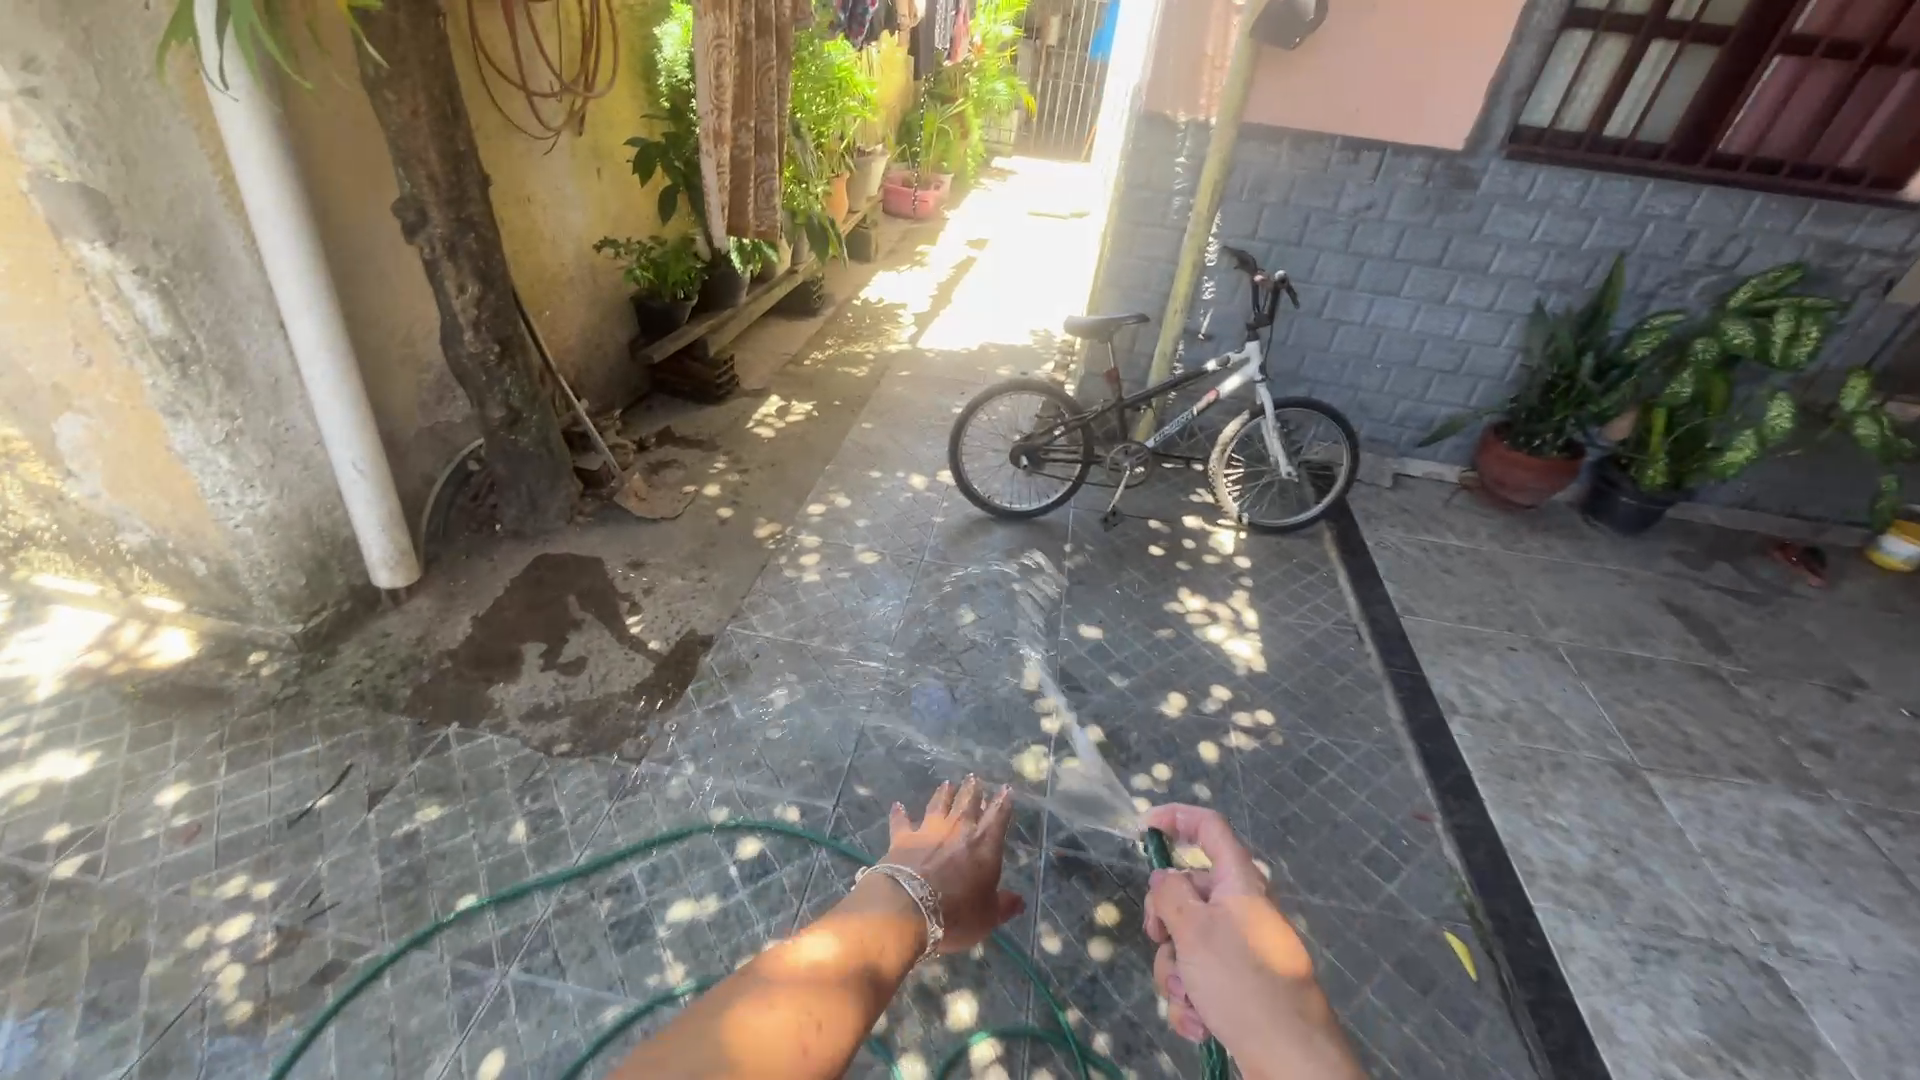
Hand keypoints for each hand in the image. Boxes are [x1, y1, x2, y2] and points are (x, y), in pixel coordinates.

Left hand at [882, 776, 1025, 952]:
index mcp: (984, 845)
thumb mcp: (987, 916)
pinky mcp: (903, 838)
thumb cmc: (956, 914)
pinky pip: (901, 821)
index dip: (1003, 802)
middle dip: (973, 790)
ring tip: (947, 783)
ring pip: (938, 805)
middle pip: (967, 803)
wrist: (908, 908)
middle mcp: (958, 830)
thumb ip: (1004, 905)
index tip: (1006, 789)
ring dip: (944, 794)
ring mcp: (929, 830)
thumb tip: (1020, 901)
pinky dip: (899, 813)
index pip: (998, 817)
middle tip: (975, 777)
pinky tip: (897, 805)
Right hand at [1143, 805, 1358, 1077]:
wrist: (1292, 1061)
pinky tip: (1200, 1025)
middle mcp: (1241, 910)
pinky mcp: (1240, 988)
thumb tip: (1163, 878)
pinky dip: (1192, 1001)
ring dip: (1176, 973)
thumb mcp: (1194, 929)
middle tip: (1160, 940)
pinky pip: (1200, 979)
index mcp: (1239, 882)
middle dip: (1165, 922)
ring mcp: (1241, 950)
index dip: (1175, 818)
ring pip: (1187, 942)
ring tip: (1190, 1000)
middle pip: (1187, 893)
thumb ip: (1169, 894)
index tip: (1142, 829)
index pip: (1208, 827)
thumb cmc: (1243, 982)